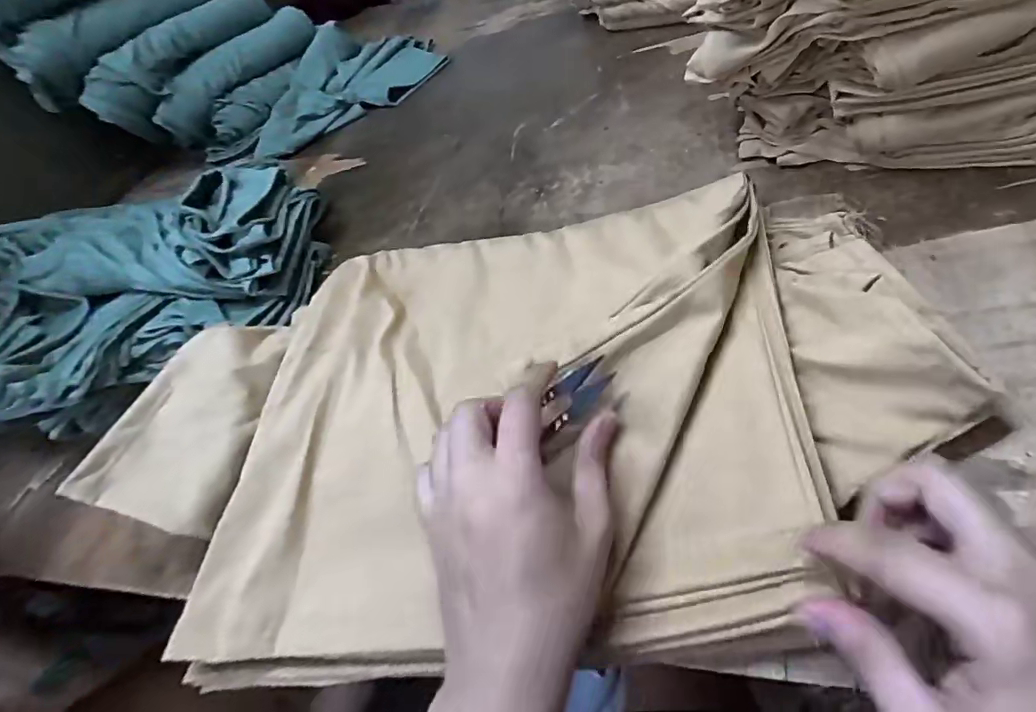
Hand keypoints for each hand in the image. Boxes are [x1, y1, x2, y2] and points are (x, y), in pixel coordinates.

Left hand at [419, 374, 619, 711]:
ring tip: (503, 444)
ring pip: (443, 437)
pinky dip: (448, 458)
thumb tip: (607, 417)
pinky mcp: (429, 526)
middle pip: (468, 412)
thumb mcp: (593, 529)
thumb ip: (594, 465)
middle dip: (500, 403)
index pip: (517, 405)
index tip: (552, 371)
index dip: (536, 379)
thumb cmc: (560, 596)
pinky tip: (473, 476)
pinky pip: (428, 471)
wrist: (506, 663)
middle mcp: (469, 480)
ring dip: (473, 427)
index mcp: (513, 478)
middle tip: (530, 420)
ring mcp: (442, 503)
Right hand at [798, 458, 1035, 711]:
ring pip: (961, 492)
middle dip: (886, 495)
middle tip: (860, 541)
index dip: (838, 541)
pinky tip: (928, 579)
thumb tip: (807, 604)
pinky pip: (981, 519)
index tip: (804, 542)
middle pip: (939, 480)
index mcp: (997, 616)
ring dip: (913, 509)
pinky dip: (940, 527)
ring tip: (891, 566)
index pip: (893, 551)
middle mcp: (1024, 570)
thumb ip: (870, 657)